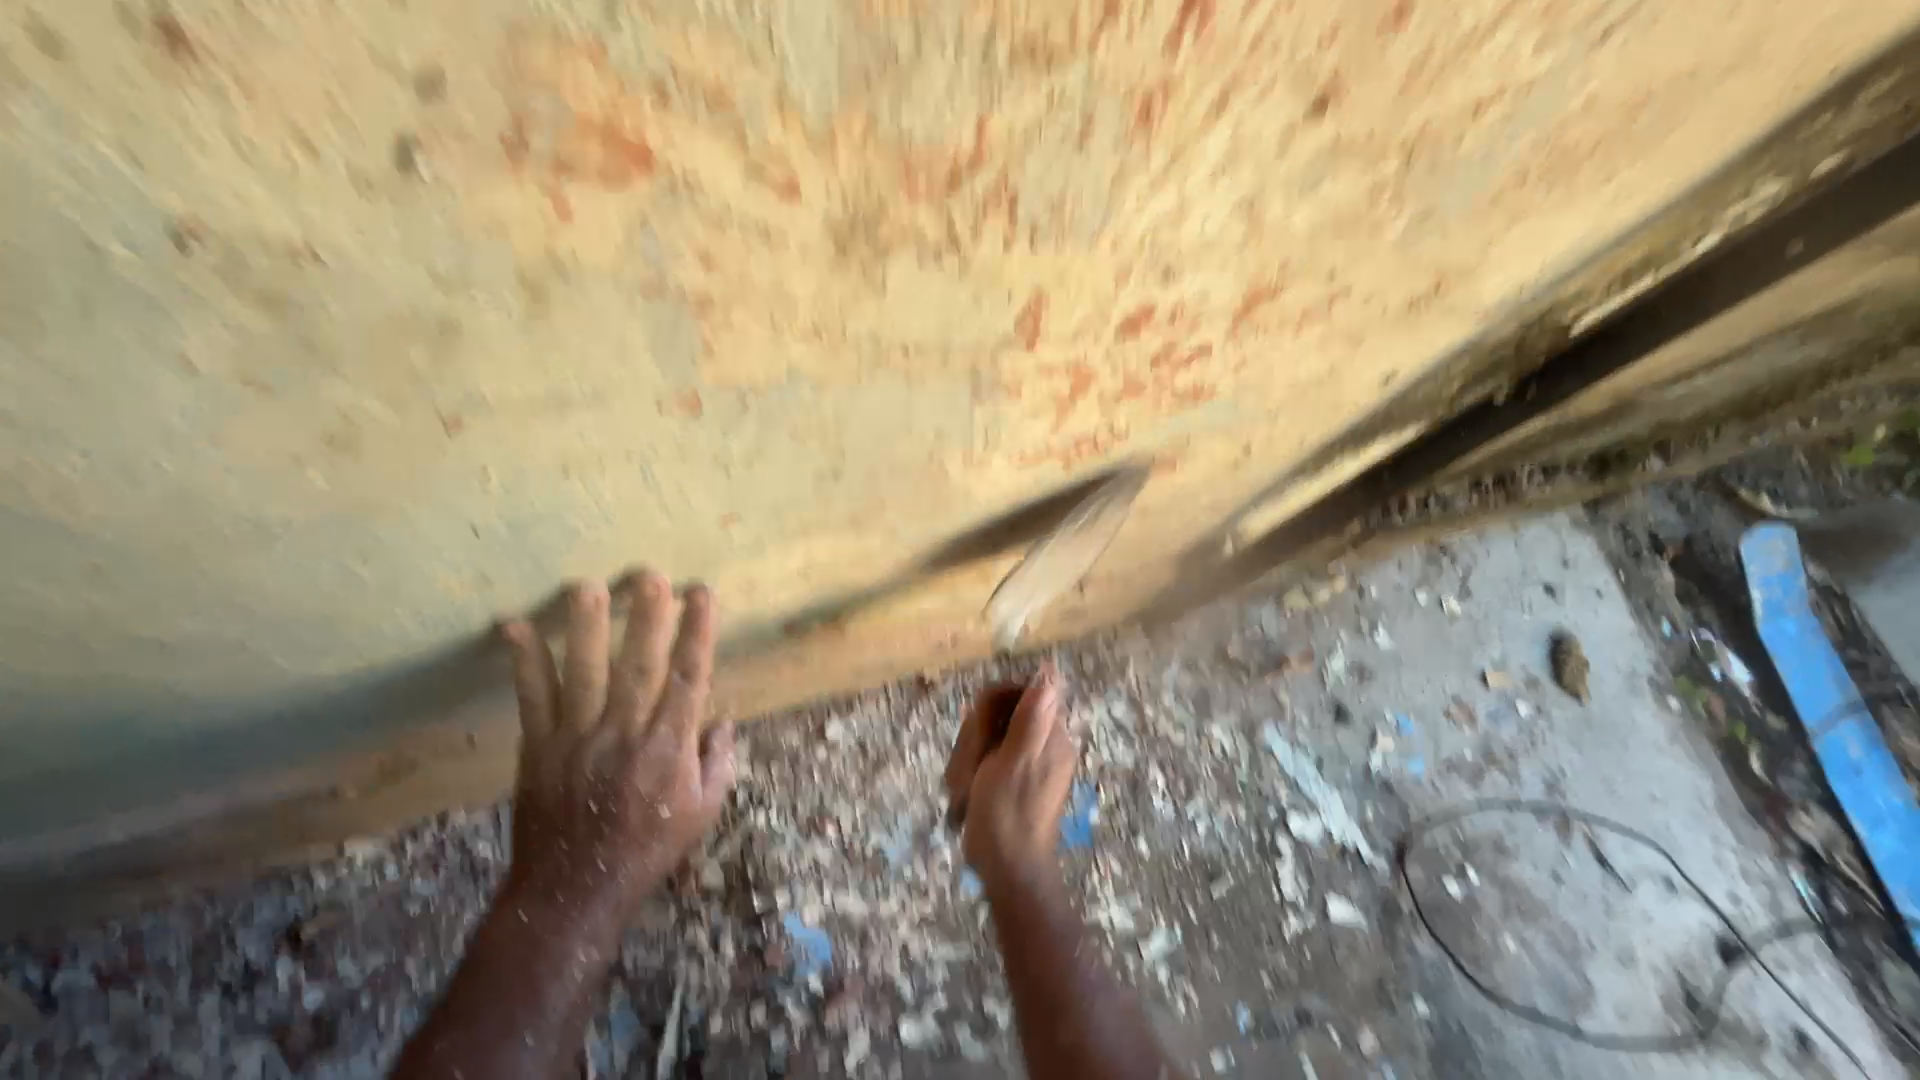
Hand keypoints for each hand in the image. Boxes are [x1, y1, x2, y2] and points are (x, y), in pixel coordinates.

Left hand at [498, 571, 735, 922]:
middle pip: (638, 665)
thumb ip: (718, 761)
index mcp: (670, 747)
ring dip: (585, 626)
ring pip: (584, 672)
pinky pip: (531, 697)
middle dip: (646, 617)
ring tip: (587, 585)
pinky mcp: (539, 747)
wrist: (575, 890)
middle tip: (649, 575)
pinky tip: (512, 625)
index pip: (688, 678)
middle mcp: (626, 734)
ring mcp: (578, 739)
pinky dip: (523, 660)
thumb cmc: (649, 849)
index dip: (697, 632)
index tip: (702, 594)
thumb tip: (722, 717)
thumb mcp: (704, 811)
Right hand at [943, 666, 1074, 893]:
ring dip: (968, 759)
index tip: (980, 730)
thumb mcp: (1015, 761)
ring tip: (966, 789)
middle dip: (976, 738)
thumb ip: (1032, 715)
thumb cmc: (1009, 817)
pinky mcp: (1013, 778)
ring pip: (987, 735)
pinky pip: (986, 758)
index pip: (1023, 689)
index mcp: (1052, 735)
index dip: (994, 703)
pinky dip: (971, 773)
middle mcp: (1044, 742)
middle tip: (972, 769)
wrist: (1009, 873)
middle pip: (1000, 711)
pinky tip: (966, 796)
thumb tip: (1051, 669)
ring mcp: (1028, 761)